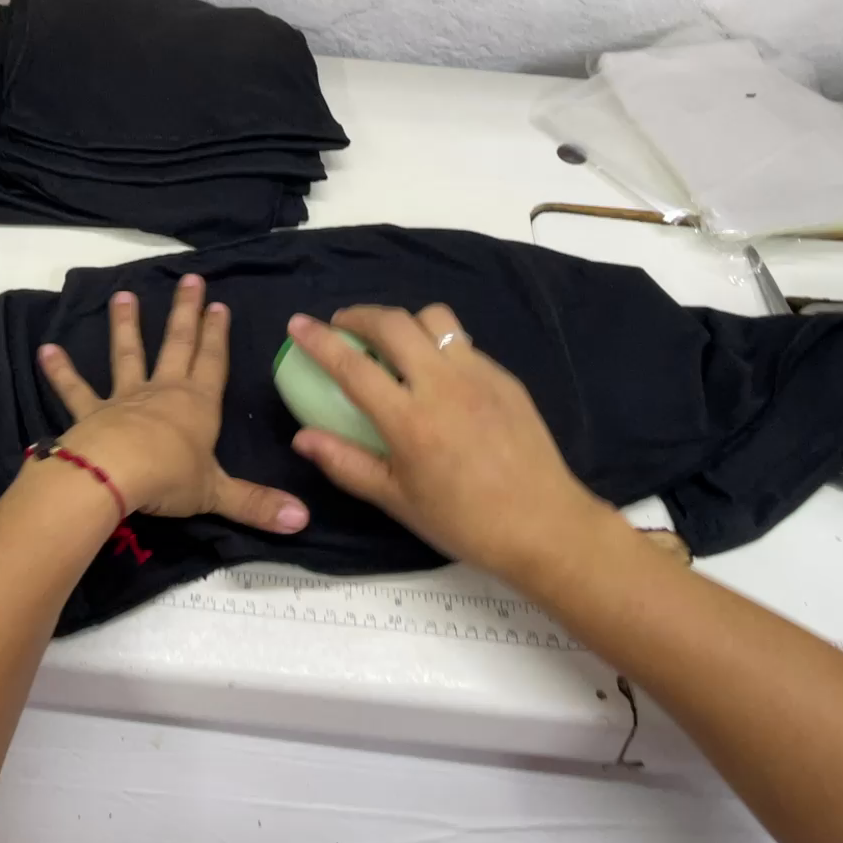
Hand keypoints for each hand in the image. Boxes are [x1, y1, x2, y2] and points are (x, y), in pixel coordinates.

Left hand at [37, 274, 310, 533]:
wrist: (115, 474)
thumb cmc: (170, 478)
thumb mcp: (218, 492)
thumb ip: (257, 504)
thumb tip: (303, 521)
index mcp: (198, 405)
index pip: (212, 362)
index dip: (217, 334)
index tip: (219, 304)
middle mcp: (163, 392)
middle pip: (177, 345)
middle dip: (185, 313)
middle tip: (189, 280)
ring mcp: (125, 399)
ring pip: (127, 355)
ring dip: (125, 326)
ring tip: (123, 296)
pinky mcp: (91, 413)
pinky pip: (74, 389)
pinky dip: (61, 370)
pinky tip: (46, 350)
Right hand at [286, 304, 611, 579]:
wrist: (545, 526)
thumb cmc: (463, 521)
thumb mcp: (396, 500)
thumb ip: (345, 463)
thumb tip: (302, 437)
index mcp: (410, 421)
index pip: (353, 367)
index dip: (320, 341)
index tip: (298, 324)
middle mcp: (443, 386)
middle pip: (393, 323)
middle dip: (359, 315)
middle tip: (342, 326)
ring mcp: (479, 375)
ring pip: (434, 318)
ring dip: (403, 321)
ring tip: (392, 343)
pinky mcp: (504, 377)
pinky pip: (462, 342)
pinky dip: (436, 344)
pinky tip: (435, 374)